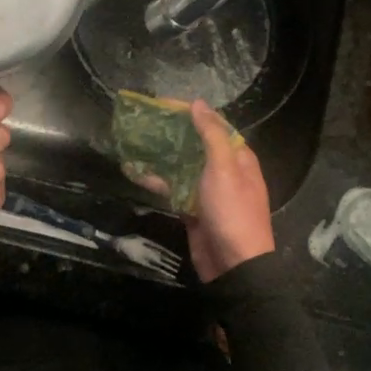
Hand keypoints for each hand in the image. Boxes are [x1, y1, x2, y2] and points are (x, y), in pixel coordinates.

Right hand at [137, 100, 274, 281]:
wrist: (234, 267)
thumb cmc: (233, 212)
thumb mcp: (224, 168)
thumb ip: (211, 135)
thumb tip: (198, 103)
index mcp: (238, 157)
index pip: (214, 125)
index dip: (192, 112)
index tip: (164, 103)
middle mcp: (223, 170)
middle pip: (195, 144)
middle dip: (172, 132)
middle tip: (144, 120)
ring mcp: (207, 191)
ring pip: (181, 165)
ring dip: (160, 154)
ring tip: (134, 140)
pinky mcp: (192, 208)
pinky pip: (172, 187)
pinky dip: (155, 179)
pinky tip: (133, 170)